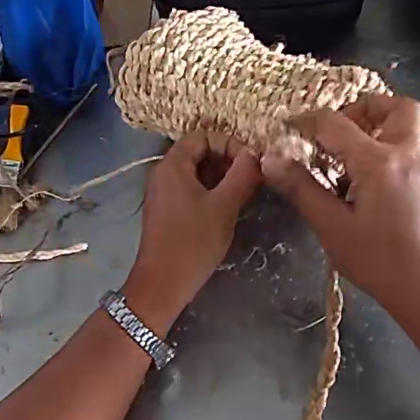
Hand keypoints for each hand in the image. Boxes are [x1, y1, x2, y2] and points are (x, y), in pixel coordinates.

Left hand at [126, 133, 260, 323]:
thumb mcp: (224, 206)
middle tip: (252, 178)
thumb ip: (242, 175)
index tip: (252, 163)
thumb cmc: (193, 242)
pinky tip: (228, 206)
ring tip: (245, 192)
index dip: (230, 144)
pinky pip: (191, 188)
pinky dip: (211, 191)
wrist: (163, 283)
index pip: (204, 136)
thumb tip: (256, 154)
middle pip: (199, 151)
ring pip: (197, 171)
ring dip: (222, 177)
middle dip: (228, 160)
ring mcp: (163, 192)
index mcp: (172, 165)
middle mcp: (163, 173)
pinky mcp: (167, 209)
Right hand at [260, 96, 419, 313]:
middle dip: (361, 108)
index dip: (304, 122)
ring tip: (337, 161)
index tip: (283, 133)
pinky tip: (352, 186)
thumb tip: (271, 160)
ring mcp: (417, 171)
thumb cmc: (380, 260)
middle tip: (332, 132)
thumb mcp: (332, 226)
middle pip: (394, 107)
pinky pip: (400, 152)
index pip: (335, 123)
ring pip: (400, 128)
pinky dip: (376, 153)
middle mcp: (404, 155)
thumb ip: (302, 189)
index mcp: (378, 160)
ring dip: (370, 131)